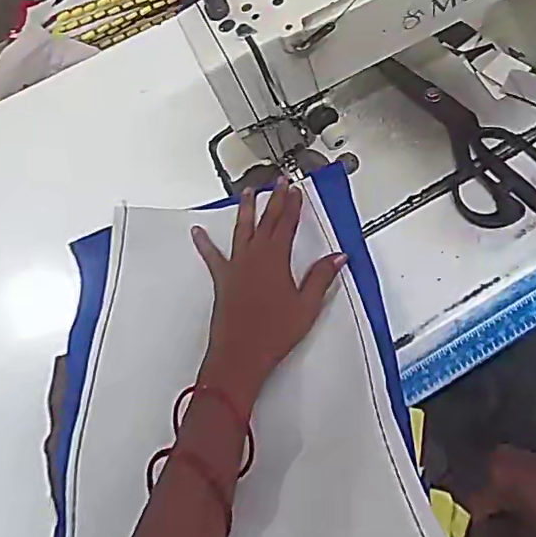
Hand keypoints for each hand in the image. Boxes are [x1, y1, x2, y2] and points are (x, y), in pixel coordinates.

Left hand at [191, 185, 346, 412]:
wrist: (240, 354)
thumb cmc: (274, 333)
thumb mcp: (307, 306)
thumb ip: (321, 277)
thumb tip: (338, 257)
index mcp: (276, 259)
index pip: (287, 224)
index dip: (293, 205)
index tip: (296, 190)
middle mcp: (254, 256)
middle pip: (267, 221)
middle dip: (274, 199)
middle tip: (279, 182)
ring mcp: (236, 265)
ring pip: (242, 229)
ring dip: (246, 209)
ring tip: (248, 192)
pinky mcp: (222, 279)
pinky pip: (212, 256)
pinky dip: (204, 243)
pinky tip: (197, 232)